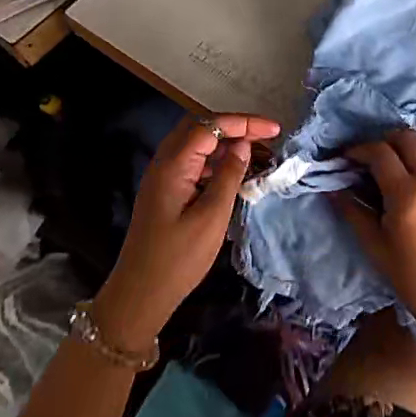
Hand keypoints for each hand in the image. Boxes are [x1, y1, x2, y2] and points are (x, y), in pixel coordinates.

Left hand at [92, 113, 281, 349]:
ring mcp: (162, 177)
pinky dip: (215, 158)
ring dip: (224, 141)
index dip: (244, 123)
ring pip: (195, 143)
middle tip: (265, 136)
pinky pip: (192, 161)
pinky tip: (234, 171)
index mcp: (173, 165)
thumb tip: (243, 146)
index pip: (210, 126)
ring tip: (255, 151)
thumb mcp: (212, 216)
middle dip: (234, 126)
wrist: (140, 294)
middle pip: (199, 127)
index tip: (274, 130)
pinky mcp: (165, 191)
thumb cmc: (179, 258)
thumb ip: (229, 176)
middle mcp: (164, 163)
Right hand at [334, 130, 415, 335]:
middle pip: (409, 139)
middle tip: (375, 158)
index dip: (360, 149)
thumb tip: (334, 188)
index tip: (349, 158)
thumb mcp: (375, 246)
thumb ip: (353, 211)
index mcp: (406, 195)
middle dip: (387, 141)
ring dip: (412, 162)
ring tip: (403, 184)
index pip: (380, 153)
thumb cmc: (410, 278)